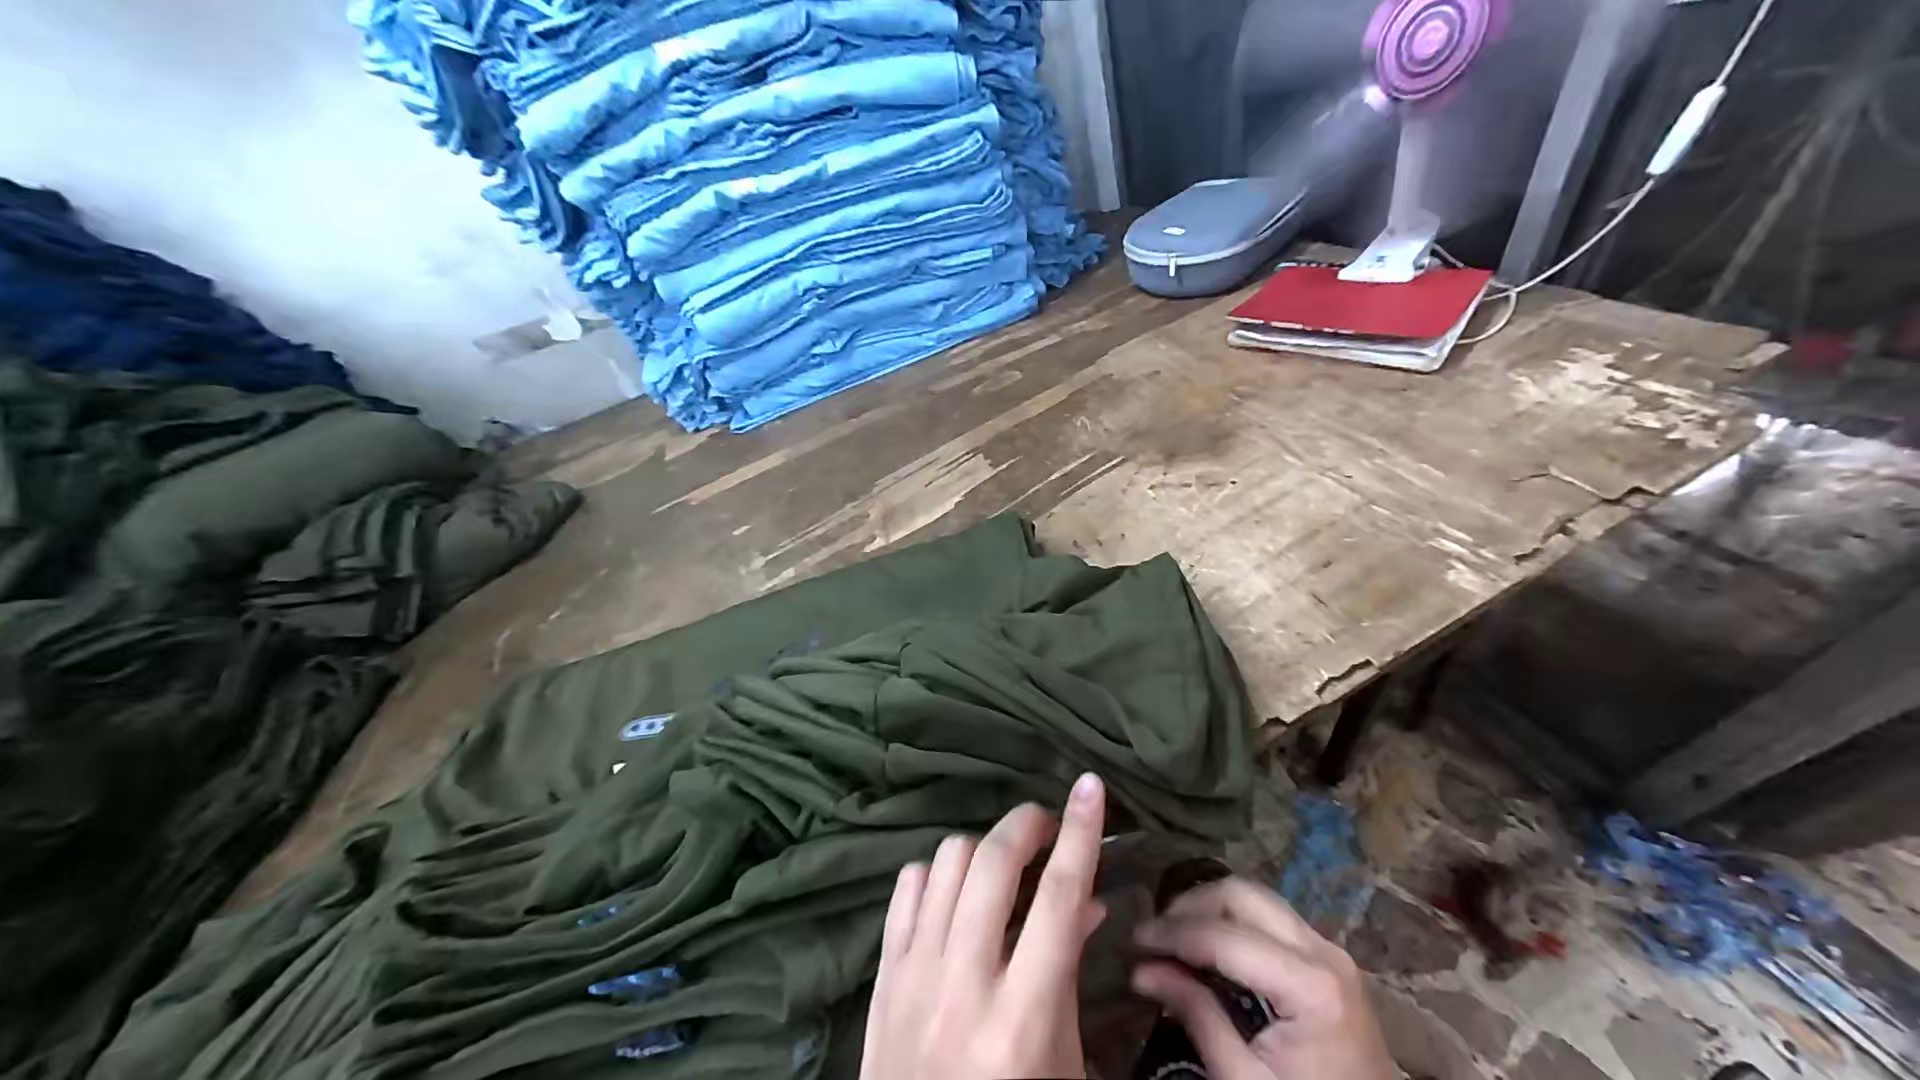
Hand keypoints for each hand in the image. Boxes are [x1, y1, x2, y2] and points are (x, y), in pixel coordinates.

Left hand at [860, 773, 1108, 1079]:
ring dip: (983, 849)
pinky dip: (937, 873)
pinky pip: (908, 885)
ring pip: (947, 861)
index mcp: (1021, 1017)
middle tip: (1047, 828)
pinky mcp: (883, 973)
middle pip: (993, 863)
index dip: (1080, 834)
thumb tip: (1090, 897)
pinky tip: (956, 893)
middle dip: (1026, 825)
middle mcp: (963, 983)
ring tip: (1004, 868)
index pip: (1057, 899)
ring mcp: (914, 973)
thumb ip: (1071, 970)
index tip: (1091, 786)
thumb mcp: (1061, 1058)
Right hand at [1132, 878, 1396, 1079]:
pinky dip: (1231, 917)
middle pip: (1240, 894)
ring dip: (1209, 905)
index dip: (1172, 933)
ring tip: (1175, 934)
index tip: (1135, 941)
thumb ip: (1197, 1016)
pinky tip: (1208, 941)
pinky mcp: (1326, 954)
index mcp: (1309, 987)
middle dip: (1189, 905)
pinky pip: (1269, 914)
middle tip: (1155, 933)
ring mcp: (1328, 948)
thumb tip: (1142, 971)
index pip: (1223, 936)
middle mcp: (1323, 951)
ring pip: (1254, 895)